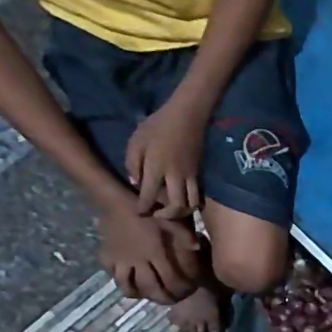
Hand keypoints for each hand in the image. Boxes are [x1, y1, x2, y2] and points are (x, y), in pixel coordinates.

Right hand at [98, 197, 202, 303]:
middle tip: (172, 300)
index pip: (171, 279)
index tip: (190, 290)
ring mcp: (121, 261)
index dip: (182, 288)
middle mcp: (138, 262)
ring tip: (149, 295)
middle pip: (151, 288)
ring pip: (127, 286)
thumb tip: (198, 248)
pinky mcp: (107, 256)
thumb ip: (187, 235)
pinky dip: (121, 281)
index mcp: (157, 254)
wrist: (116, 201)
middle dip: (163, 298)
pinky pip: (112, 274)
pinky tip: (128, 281)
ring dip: (140, 294)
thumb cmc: (150, 209)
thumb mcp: (174, 220)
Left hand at [125, 98, 207, 218]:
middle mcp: (175, 176)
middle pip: (177, 206)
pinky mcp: (198, 172)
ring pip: (192, 203)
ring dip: (183, 211)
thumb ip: (132, 164)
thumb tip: (136, 184)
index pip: (149, 195)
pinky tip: (184, 199)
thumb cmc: (158, 126)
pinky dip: (192, 202)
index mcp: (156, 168)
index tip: (139, 212)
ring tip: (173, 210)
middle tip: (158, 214)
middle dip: (167, 215)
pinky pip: (198, 193)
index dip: (143, 208)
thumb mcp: (136, 142)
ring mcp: (190, 175)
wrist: (187, 116)